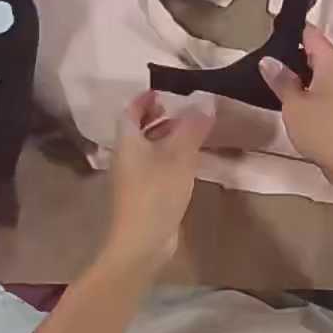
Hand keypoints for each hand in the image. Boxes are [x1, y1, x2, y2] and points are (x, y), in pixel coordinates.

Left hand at [97, 91, 214, 278]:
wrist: (141, 242)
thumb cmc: (156, 193)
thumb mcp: (178, 157)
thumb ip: (192, 128)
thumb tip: (206, 101)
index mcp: (128, 141)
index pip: (130, 111)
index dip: (145, 98)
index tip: (165, 91)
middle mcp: (126, 156)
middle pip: (139, 129)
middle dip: (159, 116)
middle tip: (184, 108)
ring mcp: (134, 177)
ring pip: (149, 148)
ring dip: (167, 136)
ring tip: (194, 130)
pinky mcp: (144, 194)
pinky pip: (156, 166)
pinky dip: (170, 156)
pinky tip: (190, 160)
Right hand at [260, 26, 332, 196]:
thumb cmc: (324, 131)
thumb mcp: (293, 106)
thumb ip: (281, 81)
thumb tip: (268, 60)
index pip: (311, 34)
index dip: (291, 32)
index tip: (268, 36)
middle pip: (318, 52)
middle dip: (293, 55)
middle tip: (265, 63)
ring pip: (322, 72)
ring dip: (302, 75)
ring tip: (275, 83)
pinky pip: (328, 88)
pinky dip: (311, 90)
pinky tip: (294, 103)